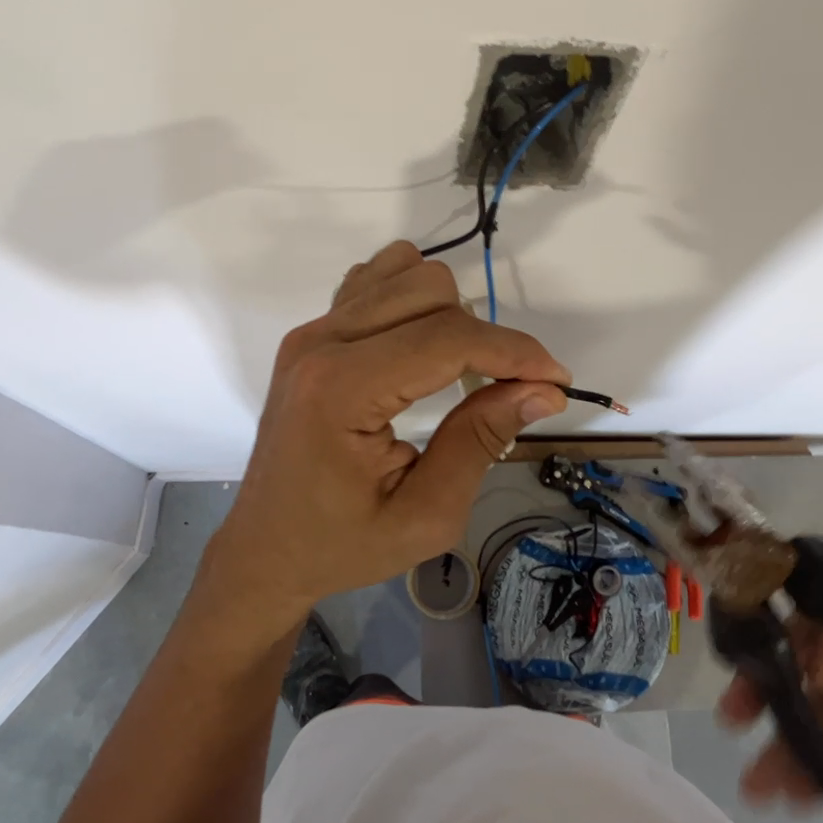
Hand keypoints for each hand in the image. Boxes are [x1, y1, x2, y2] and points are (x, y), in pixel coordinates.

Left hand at [199, 241, 570, 633]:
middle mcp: (320, 343)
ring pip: (405, 272)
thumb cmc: (341, 545)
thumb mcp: (425, 516)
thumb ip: (480, 442)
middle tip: (499, 391)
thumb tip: (541, 389)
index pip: (448, 339)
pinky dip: (411, 301)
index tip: (557, 383)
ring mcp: (311, 333)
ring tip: (455, 372)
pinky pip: (373, 282)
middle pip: (430, 289)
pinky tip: (419, 348)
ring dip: (449, 314)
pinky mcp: (311, 335)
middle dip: (482, 336)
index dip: (515, 353)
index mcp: (342, 390)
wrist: (265, 549)